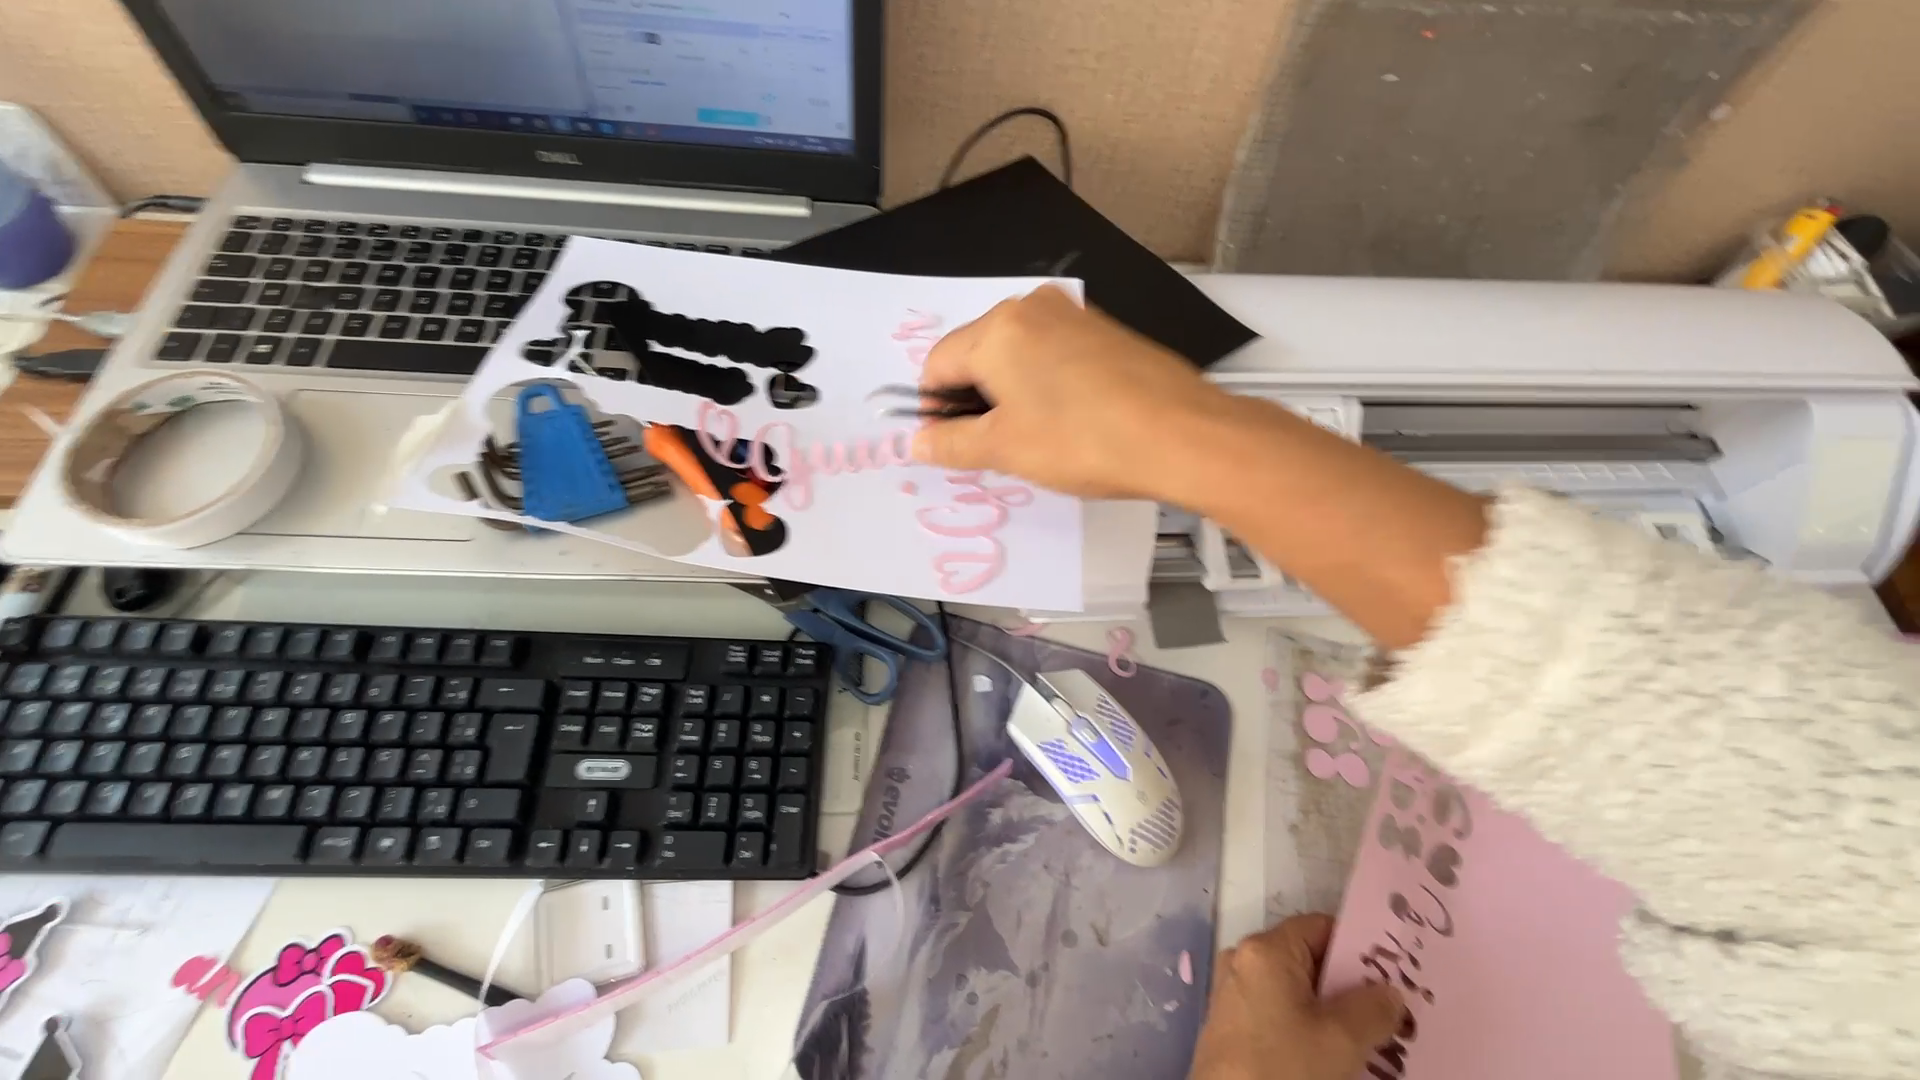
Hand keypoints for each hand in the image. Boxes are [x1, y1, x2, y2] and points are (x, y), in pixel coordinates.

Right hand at [911, 285, 1242, 499]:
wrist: (1181, 434)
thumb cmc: (1082, 439)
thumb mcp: (1005, 449)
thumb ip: (952, 444)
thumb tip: (919, 442)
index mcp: (997, 329)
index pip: (937, 365)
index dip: (934, 410)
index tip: (949, 446)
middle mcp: (1032, 308)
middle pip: (976, 355)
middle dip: (973, 401)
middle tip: (993, 447)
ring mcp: (1074, 316)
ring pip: (1017, 355)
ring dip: (1010, 395)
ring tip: (1034, 439)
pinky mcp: (1106, 331)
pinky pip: (1053, 355)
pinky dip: (1045, 385)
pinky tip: (1067, 421)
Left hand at [1189, 914, 1406, 1079]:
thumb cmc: (1284, 1071)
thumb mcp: (1341, 1042)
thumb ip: (1372, 1009)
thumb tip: (1389, 991)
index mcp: (1266, 951)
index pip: (1319, 927)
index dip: (1358, 947)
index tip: (1396, 975)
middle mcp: (1245, 962)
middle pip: (1309, 961)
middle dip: (1352, 987)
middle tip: (1397, 1016)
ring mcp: (1236, 995)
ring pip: (1297, 993)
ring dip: (1335, 1014)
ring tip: (1380, 1044)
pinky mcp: (1234, 1027)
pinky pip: (1282, 1015)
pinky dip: (1311, 1030)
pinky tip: (1341, 1062)